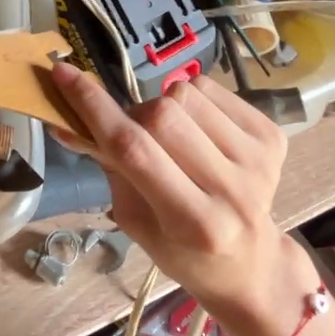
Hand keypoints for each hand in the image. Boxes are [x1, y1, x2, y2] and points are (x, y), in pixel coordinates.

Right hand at [50, 63, 320, 335]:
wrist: (251, 263)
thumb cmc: (180, 247)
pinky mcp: (273, 138)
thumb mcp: (133, 218)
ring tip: (172, 138)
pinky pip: (210, 87)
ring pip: (184, 93)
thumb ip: (104, 163)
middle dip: (133, 115)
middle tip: (135, 136)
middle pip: (159, 114)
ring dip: (164, 106)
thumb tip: (61, 117)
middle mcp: (232, 193)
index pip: (132, 149)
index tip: (62, 72)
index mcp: (192, 223)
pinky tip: (198, 130)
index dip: (92, 106)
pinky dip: (190, 98)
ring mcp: (259, 163)